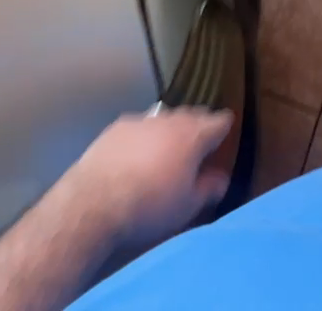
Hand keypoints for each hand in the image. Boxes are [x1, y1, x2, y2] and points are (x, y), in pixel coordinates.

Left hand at [55, 107, 234, 250]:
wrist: (95, 201)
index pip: (218, 121)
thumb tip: (221, 178)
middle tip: (199, 144)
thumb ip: (208, 188)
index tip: (227, 132)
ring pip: (164, 119)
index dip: (224, 126)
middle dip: (198, 126)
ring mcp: (141, 120)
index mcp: (193, 136)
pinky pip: (139, 127)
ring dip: (169, 131)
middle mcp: (170, 120)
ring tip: (167, 151)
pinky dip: (144, 137)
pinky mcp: (115, 127)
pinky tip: (136, 155)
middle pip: (191, 116)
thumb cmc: (150, 206)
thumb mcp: (187, 206)